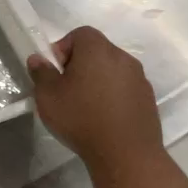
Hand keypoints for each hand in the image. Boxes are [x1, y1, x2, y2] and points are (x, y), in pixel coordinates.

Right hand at [26, 26, 160, 172]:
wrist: (126, 154)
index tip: (56, 70)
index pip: (81, 33)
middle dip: (79, 63)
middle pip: (98, 50)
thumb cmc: (81, 117)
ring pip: (112, 69)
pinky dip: (112, 94)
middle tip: (66, 87)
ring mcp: (140, 79)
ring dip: (97, 79)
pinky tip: (103, 116)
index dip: (64, 47)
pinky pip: (124, 87)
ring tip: (85, 103)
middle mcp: (123, 59)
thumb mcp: (48, 95)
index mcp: (98, 51)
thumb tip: (39, 59)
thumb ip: (41, 72)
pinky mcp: (148, 99)